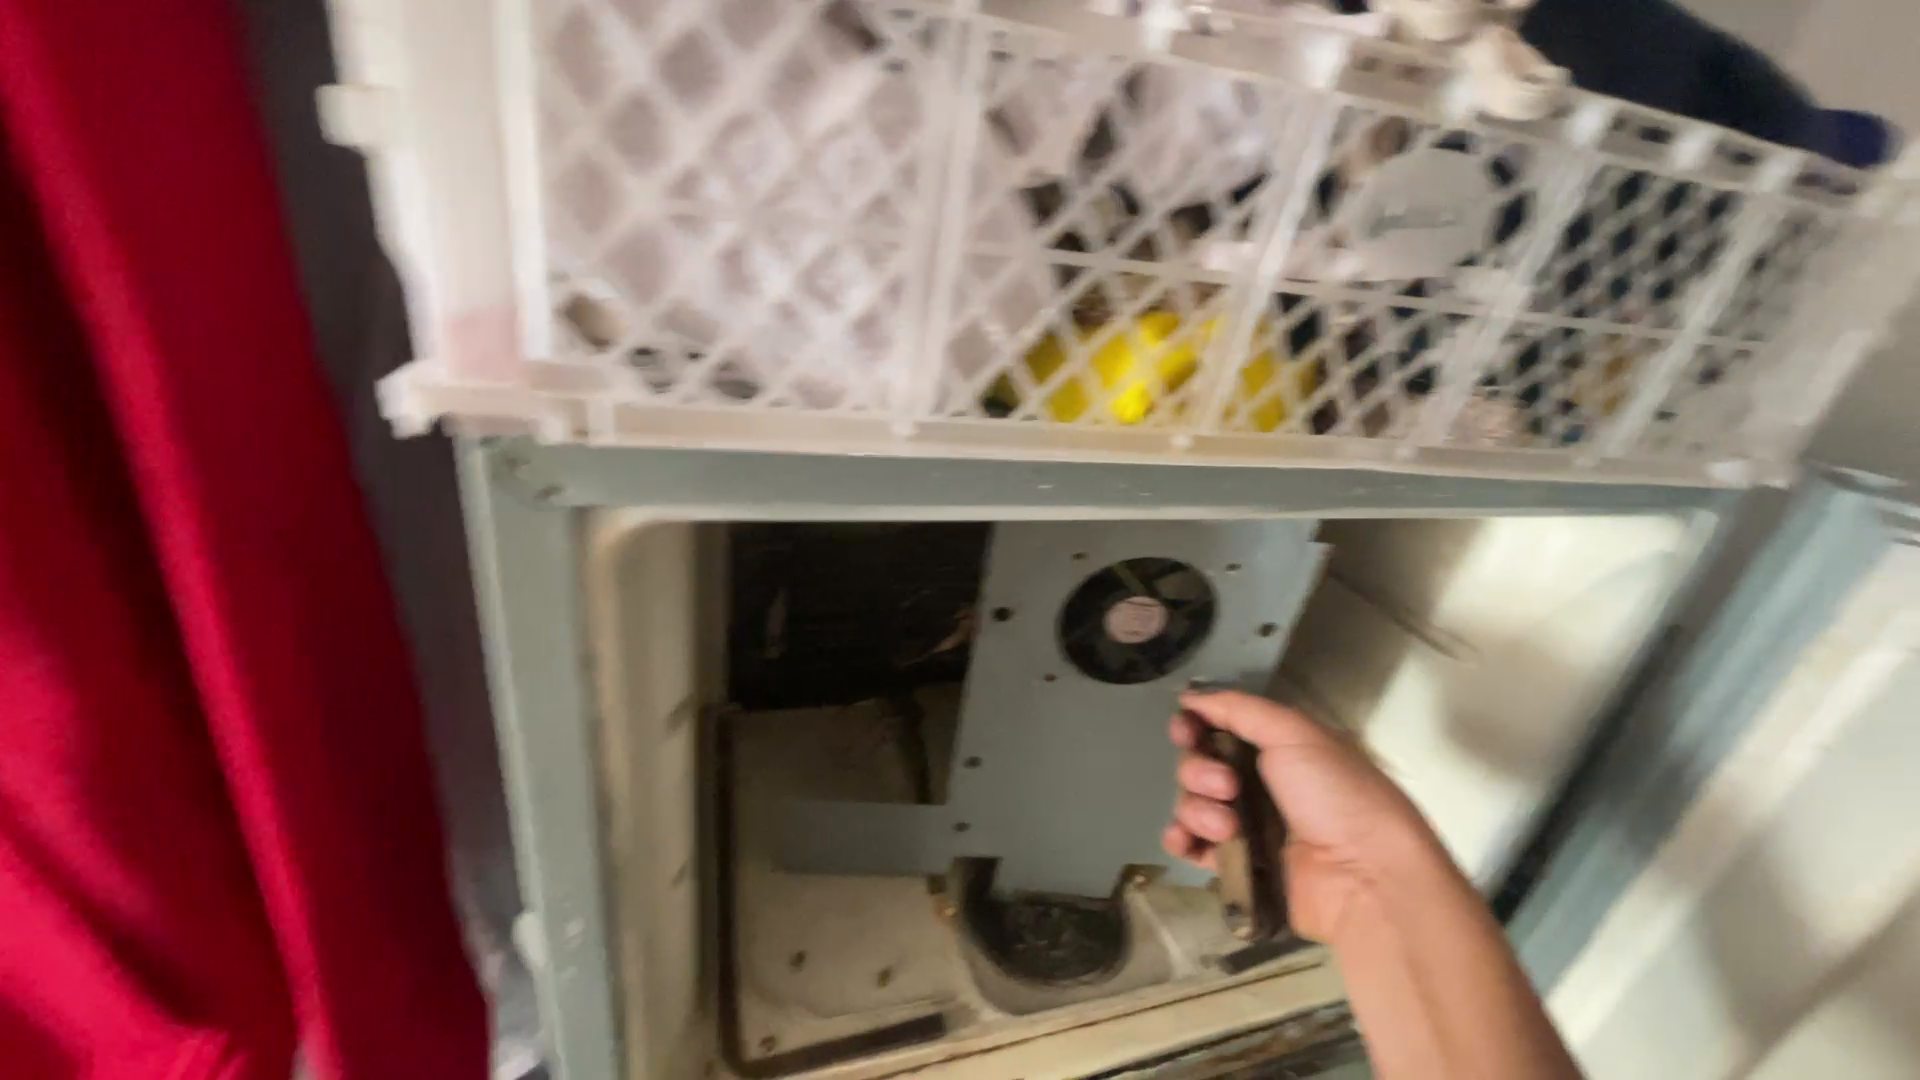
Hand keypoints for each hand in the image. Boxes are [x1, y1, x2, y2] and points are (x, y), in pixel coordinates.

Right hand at [1162, 689, 1444, 945]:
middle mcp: (1259, 785)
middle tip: (1226, 786)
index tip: (1186, 732)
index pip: (1218, 729)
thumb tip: (1190, 696)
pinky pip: (1192, 846)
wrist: (1366, 881)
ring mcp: (1247, 828)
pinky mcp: (1238, 868)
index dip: (1194, 727)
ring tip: (1227, 825)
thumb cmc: (1336, 797)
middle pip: (1199, 765)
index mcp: (1277, 750)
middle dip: (1198, 770)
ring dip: (1197, 809)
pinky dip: (1182, 840)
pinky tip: (1185, 842)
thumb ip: (1239, 709)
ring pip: (1192, 804)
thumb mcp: (1296, 734)